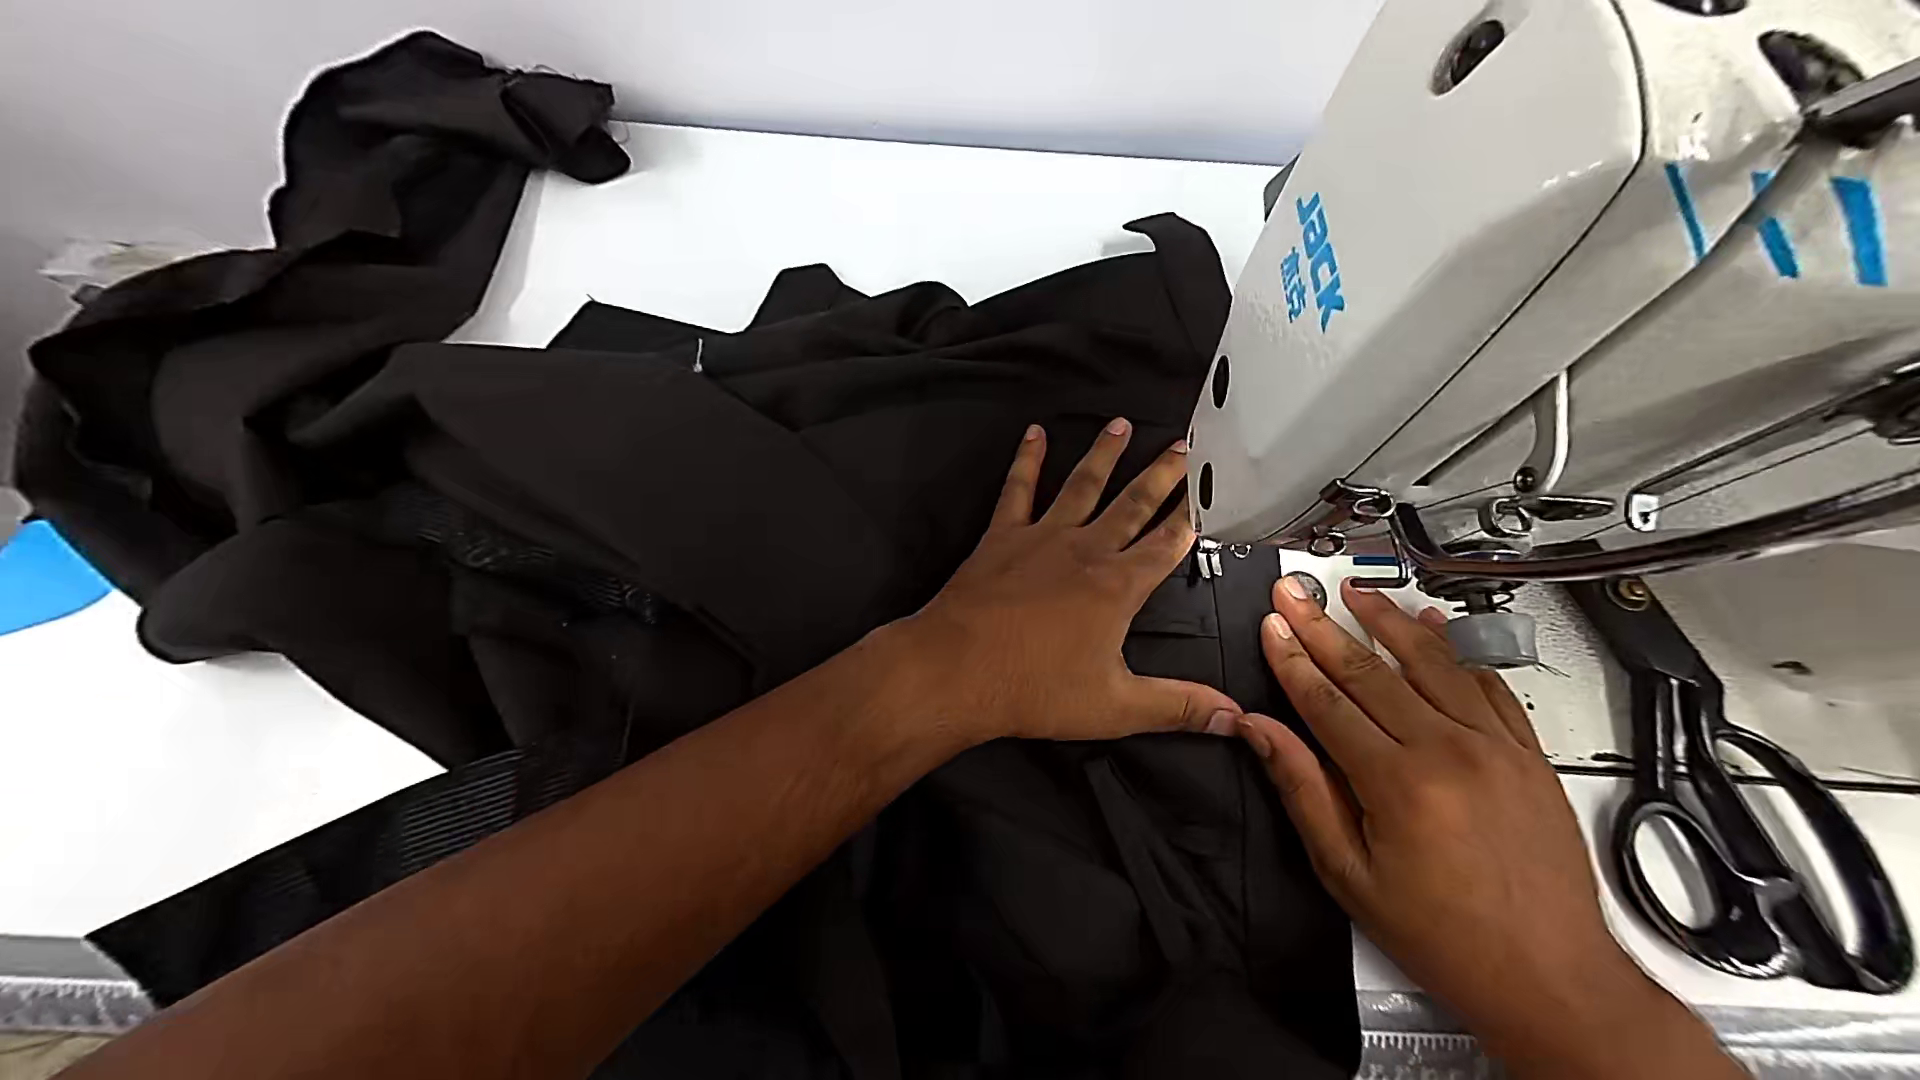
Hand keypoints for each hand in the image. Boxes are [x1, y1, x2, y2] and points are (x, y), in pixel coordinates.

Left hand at [890, 419, 1241, 745]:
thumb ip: (1177, 707)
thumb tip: (1231, 716)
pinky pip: (1018, 488)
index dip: (1192, 516)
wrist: (957, 669)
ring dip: (1104, 453)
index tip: (1209, 489)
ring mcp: (1041, 537)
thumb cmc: (1031, 688)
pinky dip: (1027, 459)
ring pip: (1082, 484)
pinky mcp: (1001, 537)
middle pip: (1133, 503)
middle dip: (1162, 473)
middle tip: (1182, 444)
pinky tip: (1034, 434)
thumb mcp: (1115, 707)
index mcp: (1117, 586)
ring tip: (1121, 425)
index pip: (1167, 543)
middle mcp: (1084, 551)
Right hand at [1238, 578, 1743, 1079]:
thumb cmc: (1444, 934)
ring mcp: (1497, 749)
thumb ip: (1302, 789)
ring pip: (1431, 663)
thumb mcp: (1346, 871)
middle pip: (1369, 671)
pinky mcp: (1528, 755)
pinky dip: (1455, 650)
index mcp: (1399, 785)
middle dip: (1322, 625)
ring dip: (1387, 621)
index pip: (1327, 700)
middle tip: (1294, 592)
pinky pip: (1488, 685)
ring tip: (1356, 592)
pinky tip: (1432, 625)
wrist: (1554, 980)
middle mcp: (1451, 754)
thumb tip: (1259, 731)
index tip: (1271, 625)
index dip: (1291, 658)